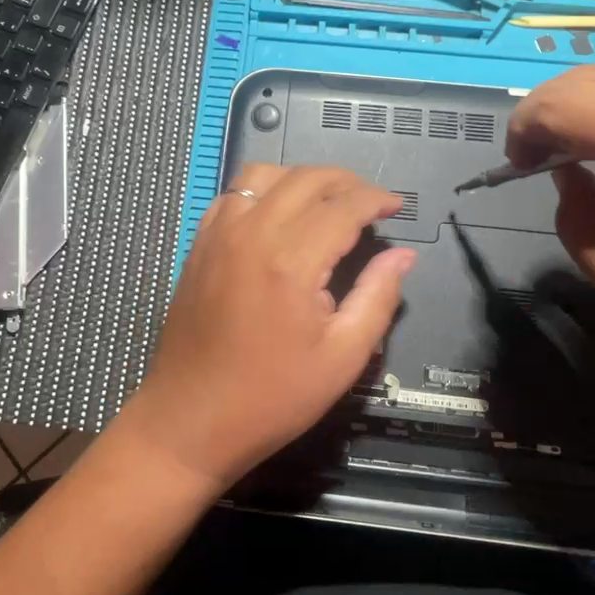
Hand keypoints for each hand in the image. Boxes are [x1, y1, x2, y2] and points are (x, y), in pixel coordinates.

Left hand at [115, 165, 414, 492]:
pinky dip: (263, 191)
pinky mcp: (199, 244)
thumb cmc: (272, 397)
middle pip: (306, 177)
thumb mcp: (343, 357)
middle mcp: (253, 232)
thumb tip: (404, 256)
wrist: (190, 420)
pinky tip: (278, 216)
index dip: (377, 199)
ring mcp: (219, 234)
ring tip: (326, 203)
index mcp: (292, 260)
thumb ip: (378, 297)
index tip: (398, 206)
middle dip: (346, 182)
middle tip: (371, 203)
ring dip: (302, 179)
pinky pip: (233, 194)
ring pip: (264, 174)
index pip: (344, 205)